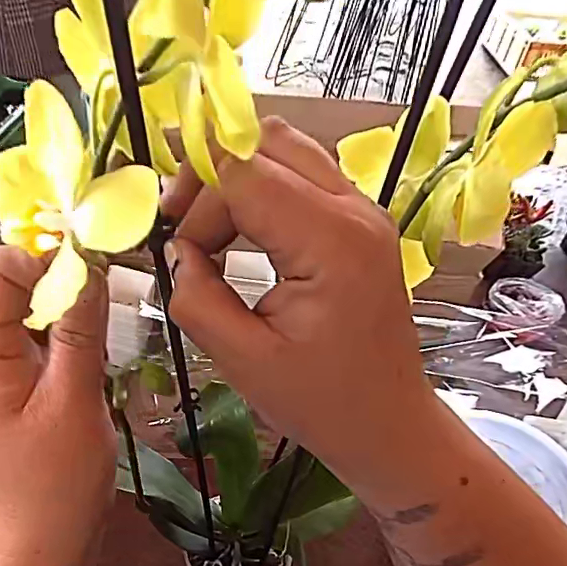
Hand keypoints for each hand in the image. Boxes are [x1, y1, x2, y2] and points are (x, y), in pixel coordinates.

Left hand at [0, 247, 113, 557]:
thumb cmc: (59, 477)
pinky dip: (56, 319)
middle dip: (24, 260)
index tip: (88, 263)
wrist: (49, 536)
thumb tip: (90, 269)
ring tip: (88, 302)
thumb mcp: (75, 400)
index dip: (38, 256)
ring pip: (4, 303)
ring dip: (42, 289)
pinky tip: (90, 336)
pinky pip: (30, 332)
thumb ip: (80, 332)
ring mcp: (0, 369)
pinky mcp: (22, 383)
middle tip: (75, 272)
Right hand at [158, 120, 443, 482]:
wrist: (388, 423)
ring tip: (209, 229)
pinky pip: (307, 179)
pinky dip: (266, 192)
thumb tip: (178, 253)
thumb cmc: (323, 403)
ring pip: (289, 151)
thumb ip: (198, 298)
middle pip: (268, 142)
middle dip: (214, 174)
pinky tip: (245, 233)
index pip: (244, 175)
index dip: (199, 204)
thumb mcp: (245, 361)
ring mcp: (366, 214)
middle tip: (183, 224)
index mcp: (333, 242)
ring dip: (239, 178)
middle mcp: (357, 212)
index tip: (181, 251)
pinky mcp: (363, 226)